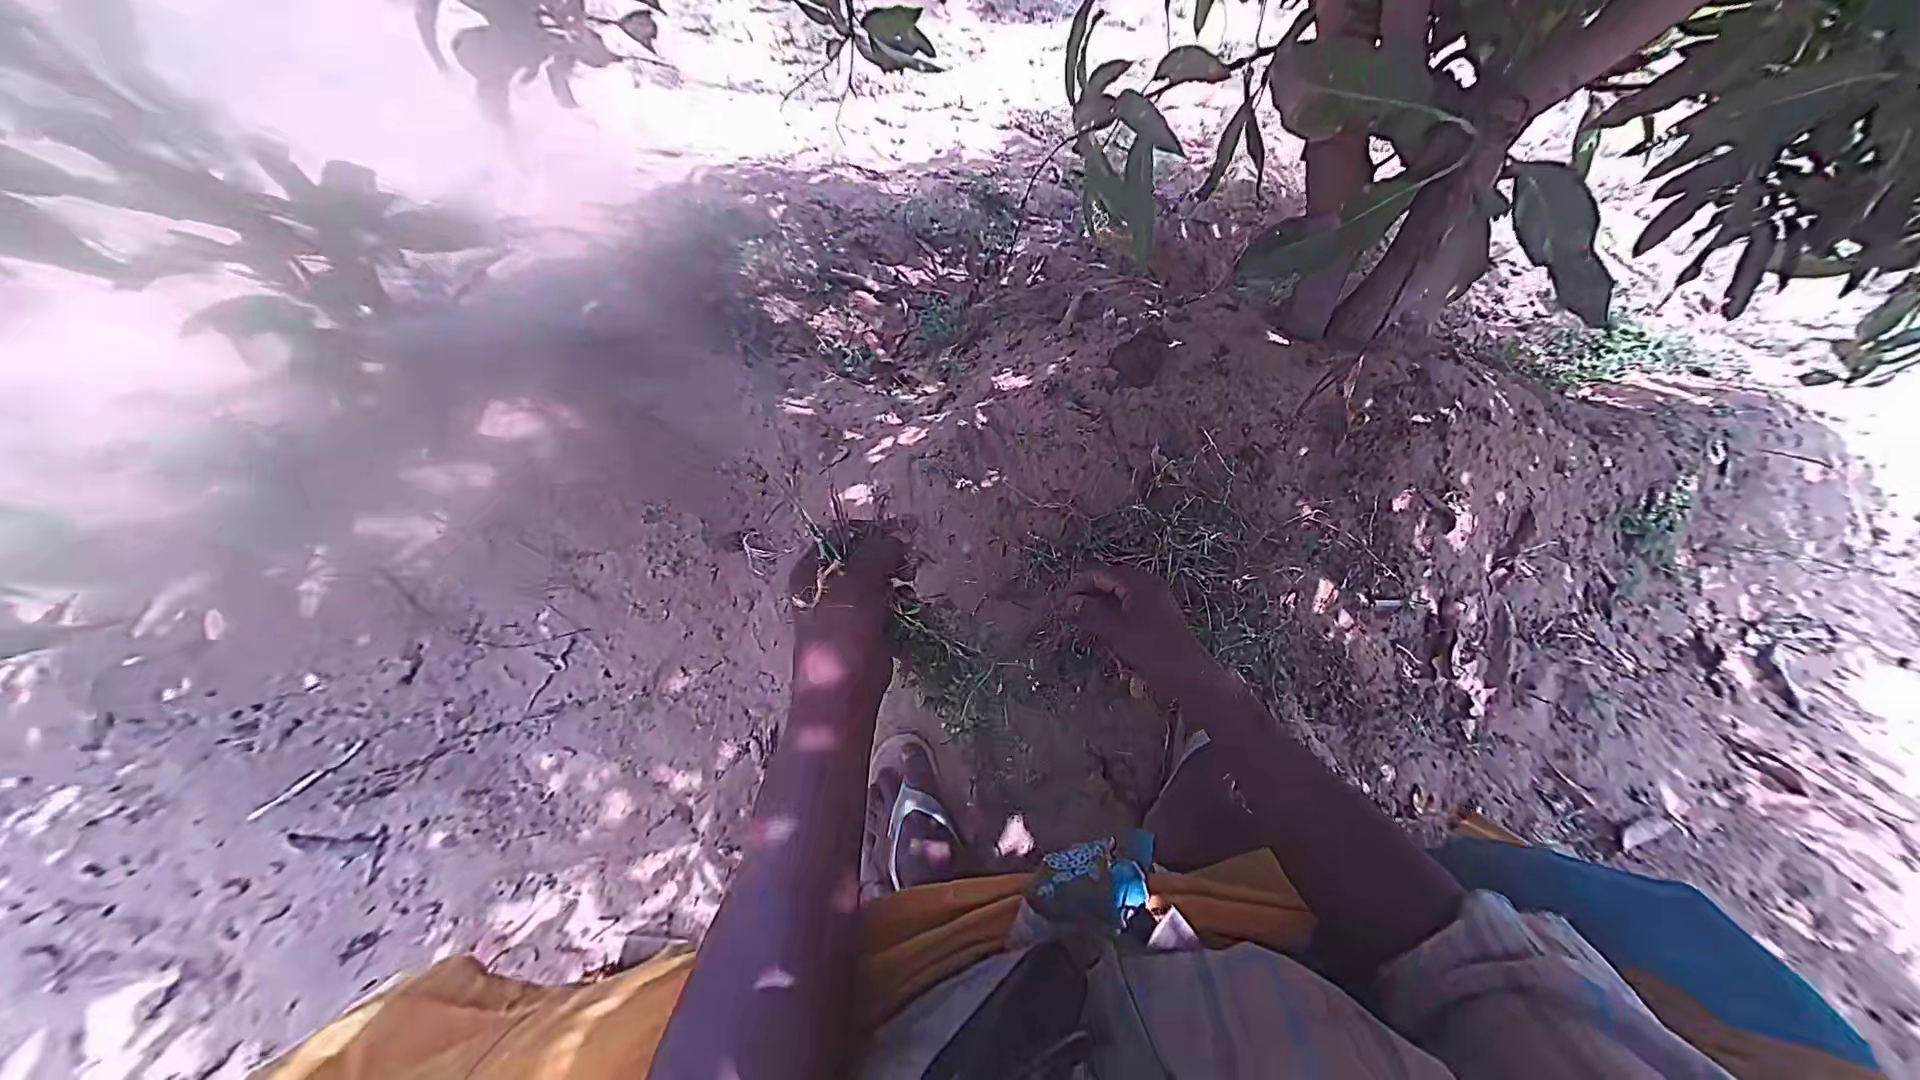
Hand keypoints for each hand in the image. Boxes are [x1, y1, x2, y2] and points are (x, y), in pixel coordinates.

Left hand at [788, 528, 907, 707]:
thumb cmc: (842, 637)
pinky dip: (899, 599)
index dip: (872, 529)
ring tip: (909, 584)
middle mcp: (826, 584)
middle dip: (889, 554)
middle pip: (862, 555)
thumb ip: (876, 553)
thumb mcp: (856, 585)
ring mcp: (846, 605)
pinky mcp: (865, 624)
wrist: (844, 693)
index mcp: (811, 570)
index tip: (901, 531)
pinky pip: (885, 600)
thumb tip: (896, 537)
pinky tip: (908, 604)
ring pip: (878, 577)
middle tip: (909, 560)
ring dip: (897, 577)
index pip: (841, 534)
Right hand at [1069, 564, 1219, 693]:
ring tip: (1086, 629)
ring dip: (1099, 611)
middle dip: (1087, 597)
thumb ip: (1088, 613)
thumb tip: (1068, 602)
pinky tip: (1108, 641)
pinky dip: (1113, 623)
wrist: (1190, 679)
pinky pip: (1128, 614)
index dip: (1077, 584)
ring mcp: (1155, 604)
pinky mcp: (1158, 622)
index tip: (1060, 602)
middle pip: (1109, 584)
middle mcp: (1148, 587)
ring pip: (1118, 600)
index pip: (1100, 572)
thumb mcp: (1114, 630)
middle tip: (1069, 613)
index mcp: (1138, 583)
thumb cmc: (1151, 650)